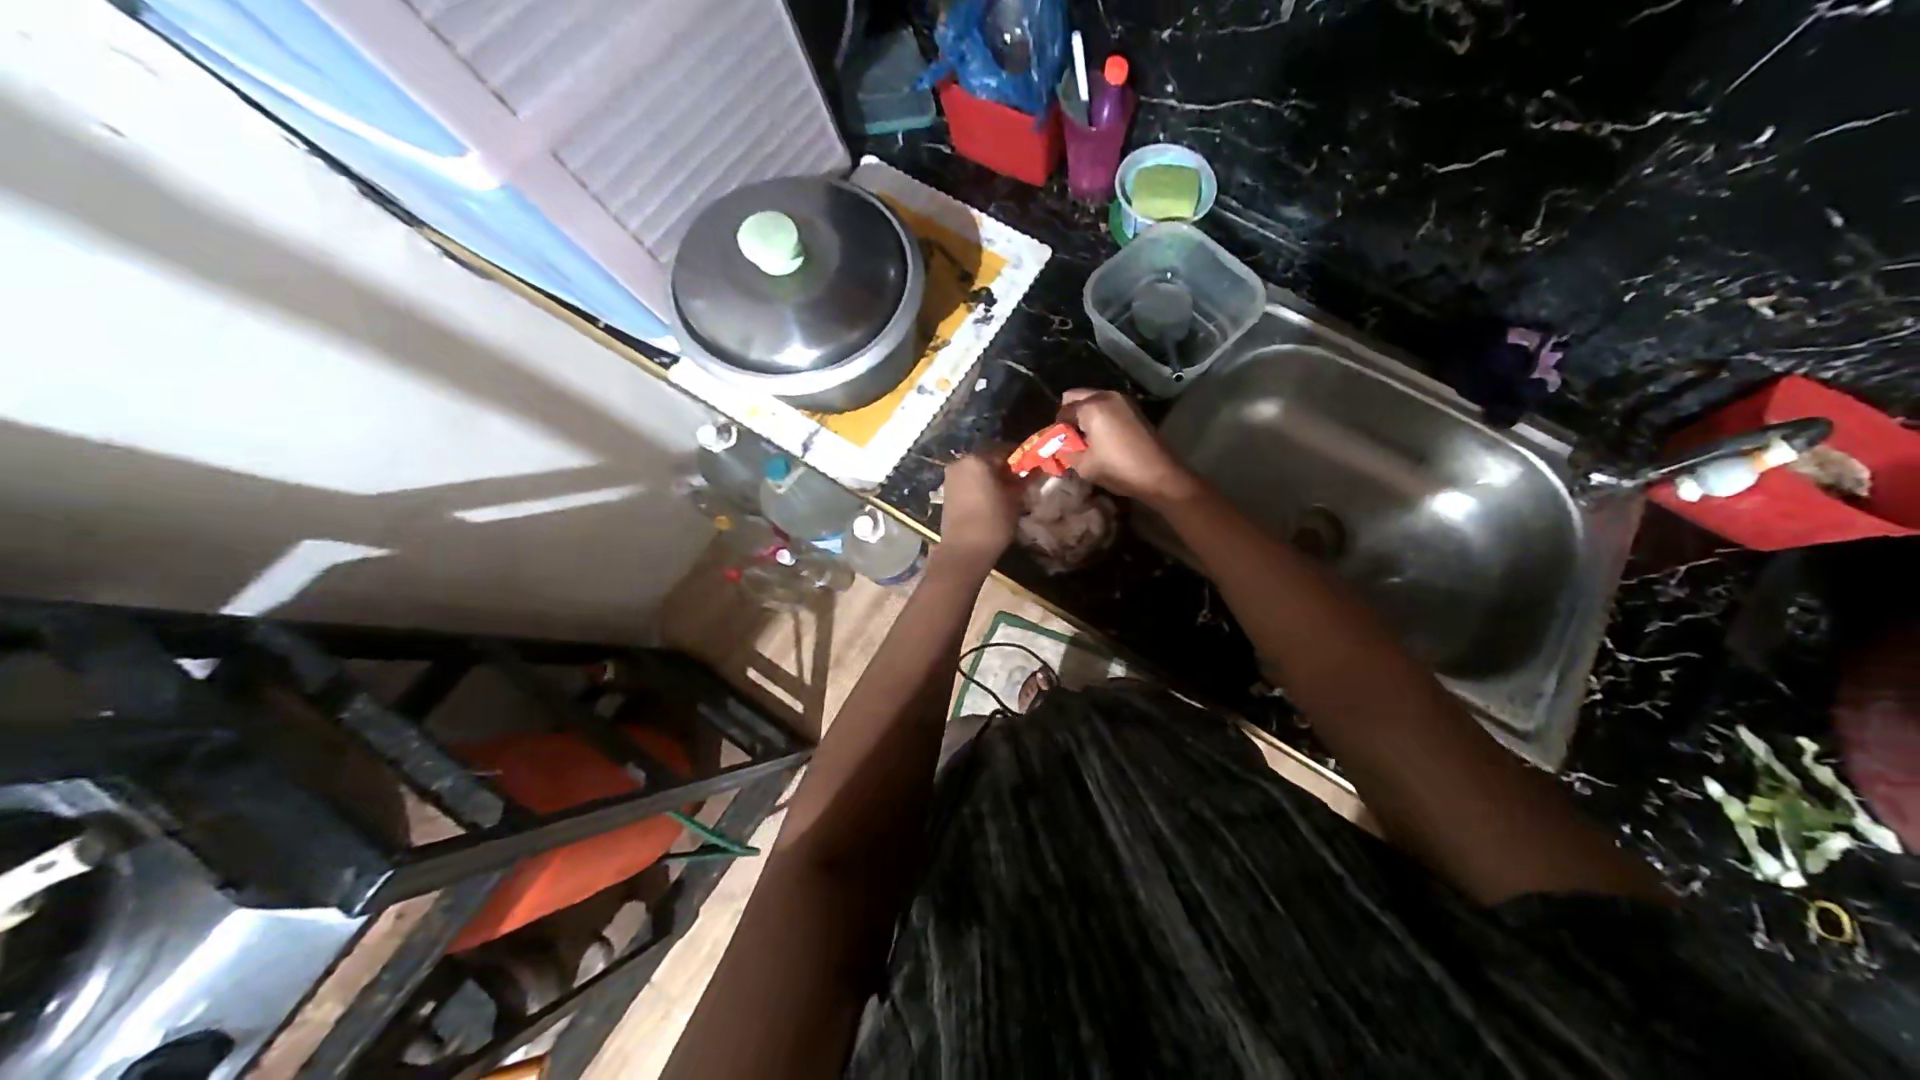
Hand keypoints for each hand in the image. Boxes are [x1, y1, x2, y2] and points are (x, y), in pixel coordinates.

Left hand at [933, 453, 1020, 573]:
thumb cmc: (993, 521)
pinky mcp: (947, 492)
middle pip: (988, 458)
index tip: (1031, 465)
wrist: (964, 549)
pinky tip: (992, 497)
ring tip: (1007, 490)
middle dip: (1004, 467)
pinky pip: (968, 481)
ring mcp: (951, 477)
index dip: (1020, 457)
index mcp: (978, 459)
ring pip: (977, 470)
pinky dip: (980, 485)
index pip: (1005, 449)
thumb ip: (1022, 481)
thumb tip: (1031, 471)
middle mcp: (961, 462)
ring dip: (991, 476)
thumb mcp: (1014, 500)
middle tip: (1020, 478)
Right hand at [1057, 389, 1198, 506]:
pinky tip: (1103, 437)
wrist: (1160, 474)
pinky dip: (1100, 416)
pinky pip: (1107, 405)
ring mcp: (1122, 400)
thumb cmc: (1118, 469)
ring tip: (1087, 439)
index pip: (1063, 411)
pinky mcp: (1134, 408)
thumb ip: (1066, 452)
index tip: (1058, 445)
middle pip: (1075, 396)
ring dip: (1085, 415)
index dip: (1057, 429)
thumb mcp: (1084, 466)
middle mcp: (1105, 396)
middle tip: (1071, 438)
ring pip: (1092, 399)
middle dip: (1069, 414)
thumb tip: (1059, 447)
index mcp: (1091, 406)